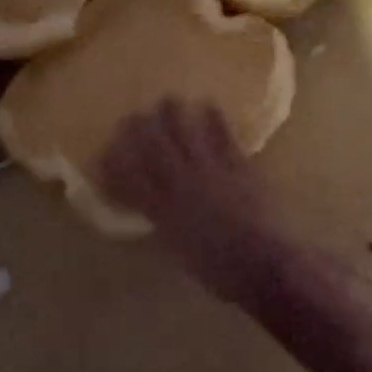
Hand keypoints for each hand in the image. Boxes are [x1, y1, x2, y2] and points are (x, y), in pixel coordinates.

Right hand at [100, 99, 283, 303]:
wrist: (265, 264)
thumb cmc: (222, 272)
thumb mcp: (182, 252)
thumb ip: (168, 226)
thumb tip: (159, 211)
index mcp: (163, 213)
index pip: (130, 183)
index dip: (116, 165)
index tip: (106, 151)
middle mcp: (182, 186)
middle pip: (155, 150)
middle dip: (141, 130)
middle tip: (133, 114)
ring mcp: (212, 172)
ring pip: (186, 136)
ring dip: (175, 116)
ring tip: (168, 99)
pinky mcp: (240, 167)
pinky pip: (223, 137)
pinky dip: (215, 120)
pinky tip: (209, 105)